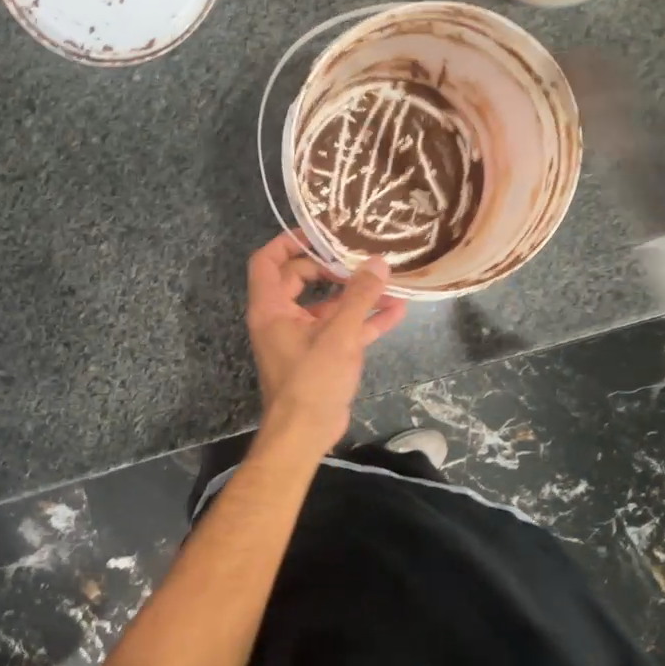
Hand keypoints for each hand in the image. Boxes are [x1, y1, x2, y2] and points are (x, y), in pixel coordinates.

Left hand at [246, 232, 407, 456]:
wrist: (304, 434)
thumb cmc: (312, 380)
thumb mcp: (339, 335)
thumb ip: (359, 296)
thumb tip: (378, 262)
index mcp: (270, 308)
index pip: (268, 260)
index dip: (289, 241)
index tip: (319, 232)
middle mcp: (280, 318)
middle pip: (298, 278)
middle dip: (329, 266)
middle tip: (357, 258)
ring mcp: (299, 338)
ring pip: (325, 305)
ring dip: (354, 295)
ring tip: (387, 281)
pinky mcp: (318, 356)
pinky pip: (340, 330)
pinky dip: (363, 321)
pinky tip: (396, 311)